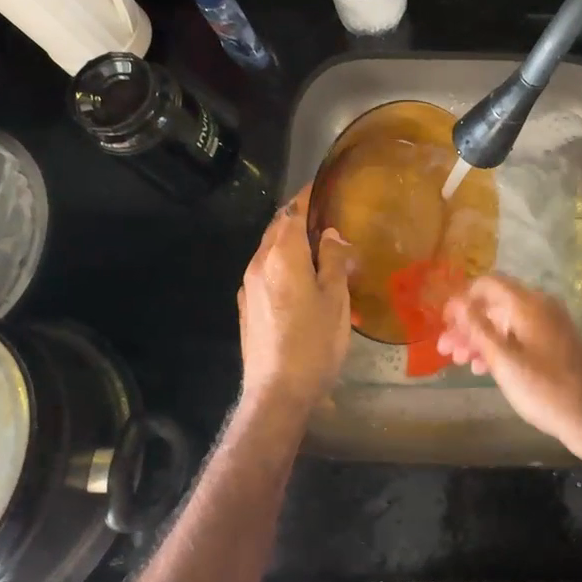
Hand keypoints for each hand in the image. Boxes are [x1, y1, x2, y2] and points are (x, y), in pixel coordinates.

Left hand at [237, 185, 351, 414]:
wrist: (277, 392)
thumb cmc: (314, 342)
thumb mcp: (335, 298)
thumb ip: (333, 260)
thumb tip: (331, 234)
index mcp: (282, 255)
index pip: (292, 211)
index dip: (307, 197)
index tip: (323, 189)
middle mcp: (259, 263)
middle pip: (277, 228)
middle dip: (298, 219)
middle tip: (327, 219)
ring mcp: (248, 286)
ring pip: (269, 250)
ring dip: (290, 243)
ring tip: (318, 249)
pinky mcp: (246, 306)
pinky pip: (265, 271)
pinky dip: (282, 264)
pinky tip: (301, 280)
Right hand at [437, 275, 581, 445]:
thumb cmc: (543, 388)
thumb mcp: (504, 360)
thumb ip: (478, 328)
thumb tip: (456, 301)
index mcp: (528, 304)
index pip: (487, 284)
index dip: (462, 299)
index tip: (444, 322)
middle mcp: (540, 306)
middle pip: (495, 304)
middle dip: (468, 324)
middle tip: (445, 348)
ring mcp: (549, 323)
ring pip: (506, 321)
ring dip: (481, 337)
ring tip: (460, 361)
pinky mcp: (554, 341)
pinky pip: (519, 334)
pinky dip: (499, 345)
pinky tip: (484, 367)